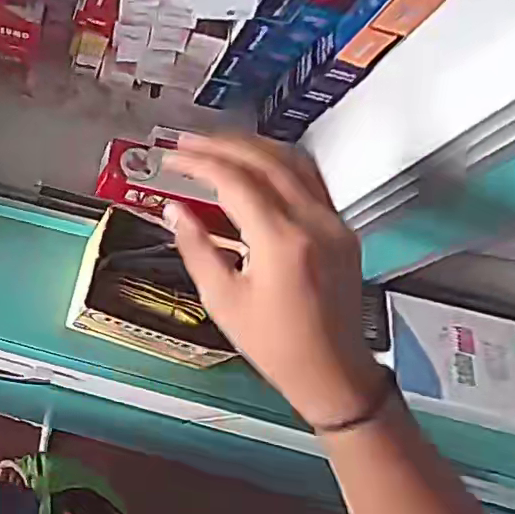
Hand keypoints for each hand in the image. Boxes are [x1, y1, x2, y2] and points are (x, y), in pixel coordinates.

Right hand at [164, 133, 390, 429]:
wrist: (331, 370)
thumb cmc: (277, 345)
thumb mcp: (223, 300)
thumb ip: (196, 248)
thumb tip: (175, 211)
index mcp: (281, 243)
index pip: (235, 181)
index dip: (200, 163)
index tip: (174, 158)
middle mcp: (313, 223)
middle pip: (265, 160)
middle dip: (222, 145)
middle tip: (188, 143)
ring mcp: (333, 222)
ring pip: (293, 161)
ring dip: (252, 146)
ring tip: (218, 144)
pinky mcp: (341, 227)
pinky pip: (310, 178)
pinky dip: (279, 161)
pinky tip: (258, 163)